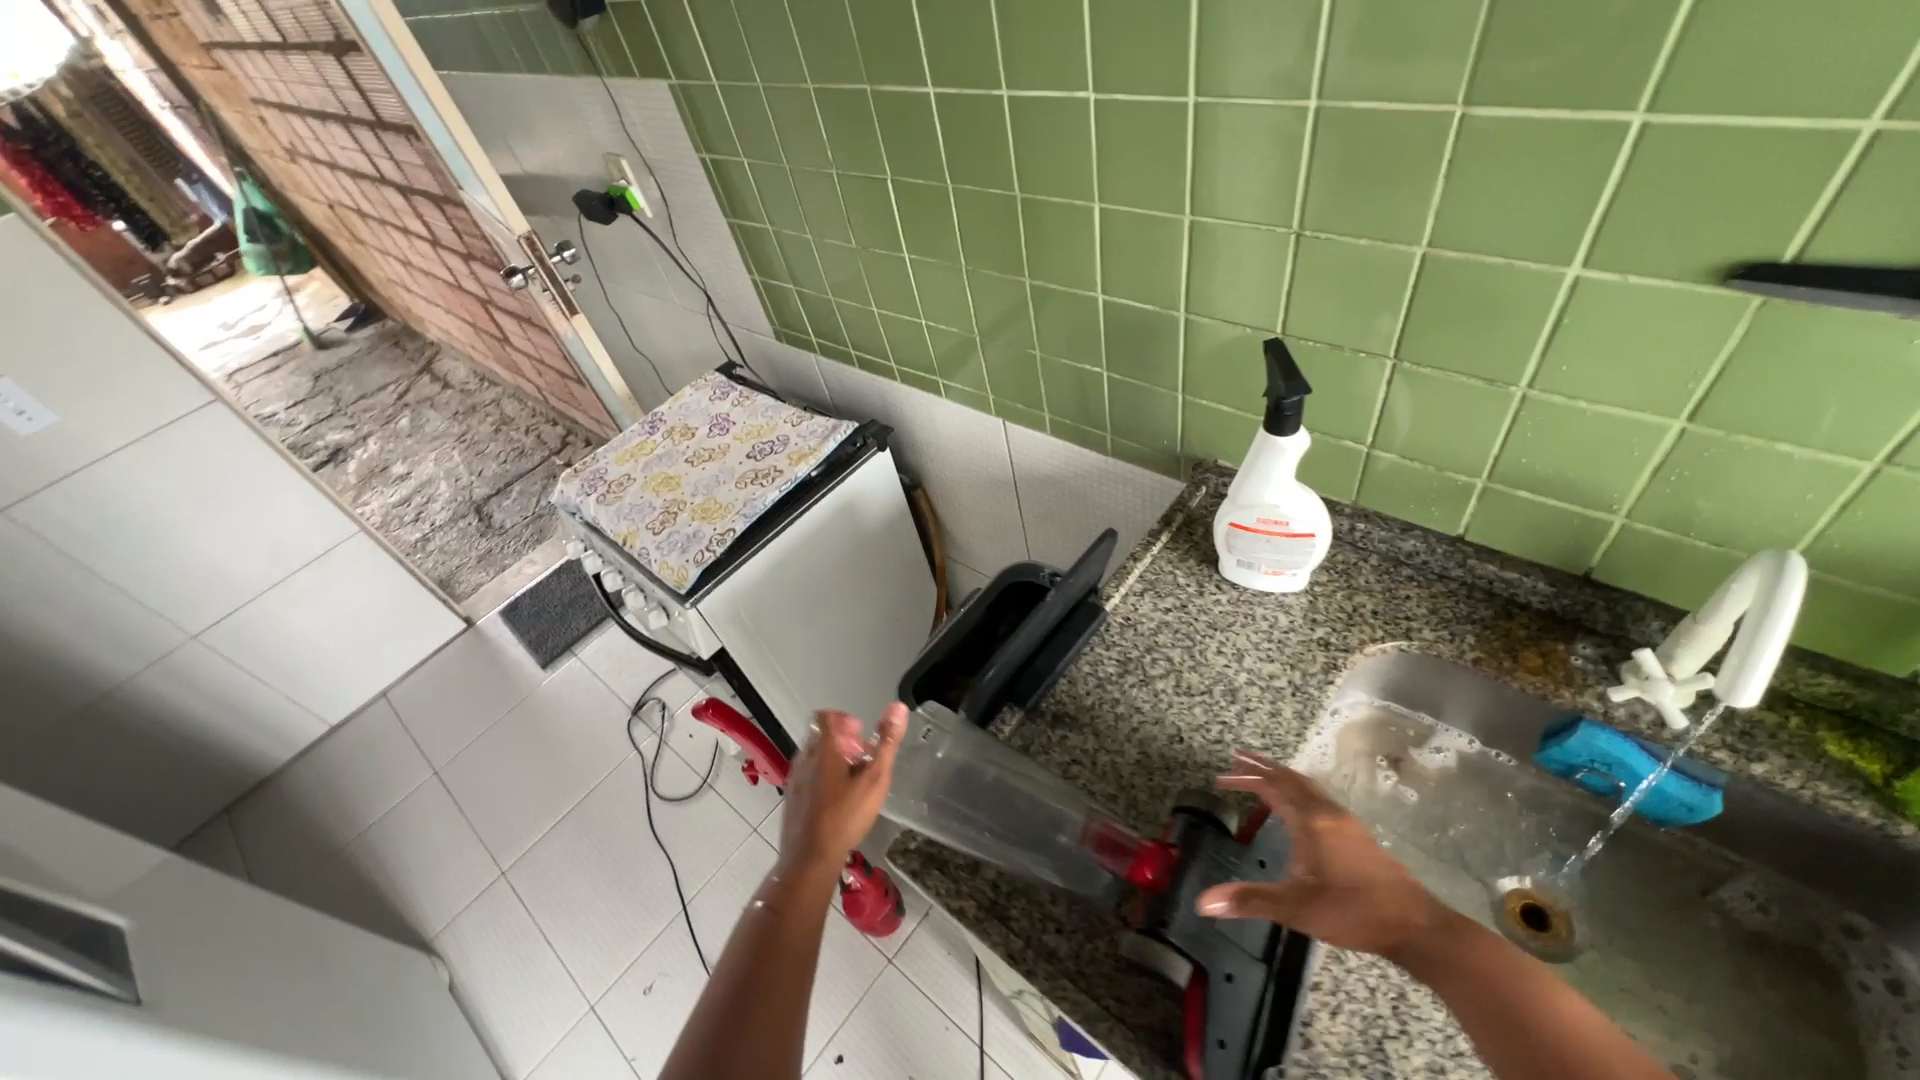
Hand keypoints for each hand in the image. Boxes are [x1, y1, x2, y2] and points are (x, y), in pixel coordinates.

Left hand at [777, 703, 906, 876]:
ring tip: (852, 779)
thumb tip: (898, 707)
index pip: (825, 717)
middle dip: (841, 740)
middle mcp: (804, 760)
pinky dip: (822, 777)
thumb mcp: (875, 779)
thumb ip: (887, 743)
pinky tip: (837, 799)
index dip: (842, 718)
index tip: (859, 732)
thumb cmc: (845, 816)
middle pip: (820, 737)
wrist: (810, 858)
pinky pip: (807, 776)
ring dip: (832, 759)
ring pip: (813, 757)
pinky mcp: (792, 799)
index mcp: (823, 750)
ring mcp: (795, 780)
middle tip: (862, 757)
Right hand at [1195, 750, 1441, 961]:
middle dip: (1262, 768)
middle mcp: (1329, 814)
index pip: (1272, 786)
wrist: (1415, 926)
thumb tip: (1203, 902)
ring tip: (1262, 777)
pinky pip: (1321, 799)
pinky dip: (1300, 792)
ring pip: (1309, 787)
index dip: (1246, 777)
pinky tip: (1298, 811)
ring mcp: (1347, 823)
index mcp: (1311, 822)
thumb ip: (1249, 900)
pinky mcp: (1358, 836)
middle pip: (1291, 778)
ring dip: (1283, 778)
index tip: (1221, 777)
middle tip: (1236, 761)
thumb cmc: (1353, 912)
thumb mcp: (1295, 908)